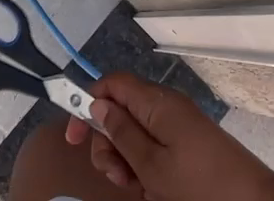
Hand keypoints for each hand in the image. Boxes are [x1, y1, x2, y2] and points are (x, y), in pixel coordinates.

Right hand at [64, 73, 273, 199]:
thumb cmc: (199, 184)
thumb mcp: (152, 165)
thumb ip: (122, 133)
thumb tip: (98, 103)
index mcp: (156, 103)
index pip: (112, 83)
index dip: (87, 103)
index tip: (74, 139)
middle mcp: (166, 107)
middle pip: (120, 112)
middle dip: (109, 144)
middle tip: (118, 176)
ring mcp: (178, 126)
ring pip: (135, 135)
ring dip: (127, 162)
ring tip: (139, 189)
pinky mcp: (188, 144)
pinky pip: (154, 149)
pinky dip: (146, 168)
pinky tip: (153, 191)